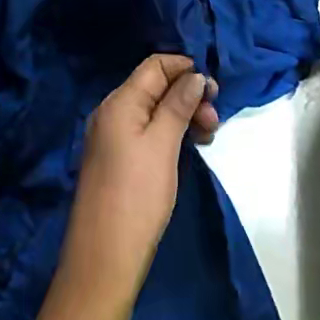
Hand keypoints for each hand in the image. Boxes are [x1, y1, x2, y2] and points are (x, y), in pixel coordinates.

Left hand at [68, 55, 220, 287]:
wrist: (104, 254)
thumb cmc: (137, 194)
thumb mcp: (163, 145)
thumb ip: (177, 106)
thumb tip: (195, 75)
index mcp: (119, 101)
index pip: (154, 66)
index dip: (184, 68)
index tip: (214, 88)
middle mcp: (111, 111)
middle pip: (154, 87)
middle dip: (188, 95)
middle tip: (215, 121)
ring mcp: (111, 136)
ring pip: (152, 110)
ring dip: (182, 115)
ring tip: (208, 136)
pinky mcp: (116, 158)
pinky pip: (146, 131)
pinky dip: (169, 132)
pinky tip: (189, 147)